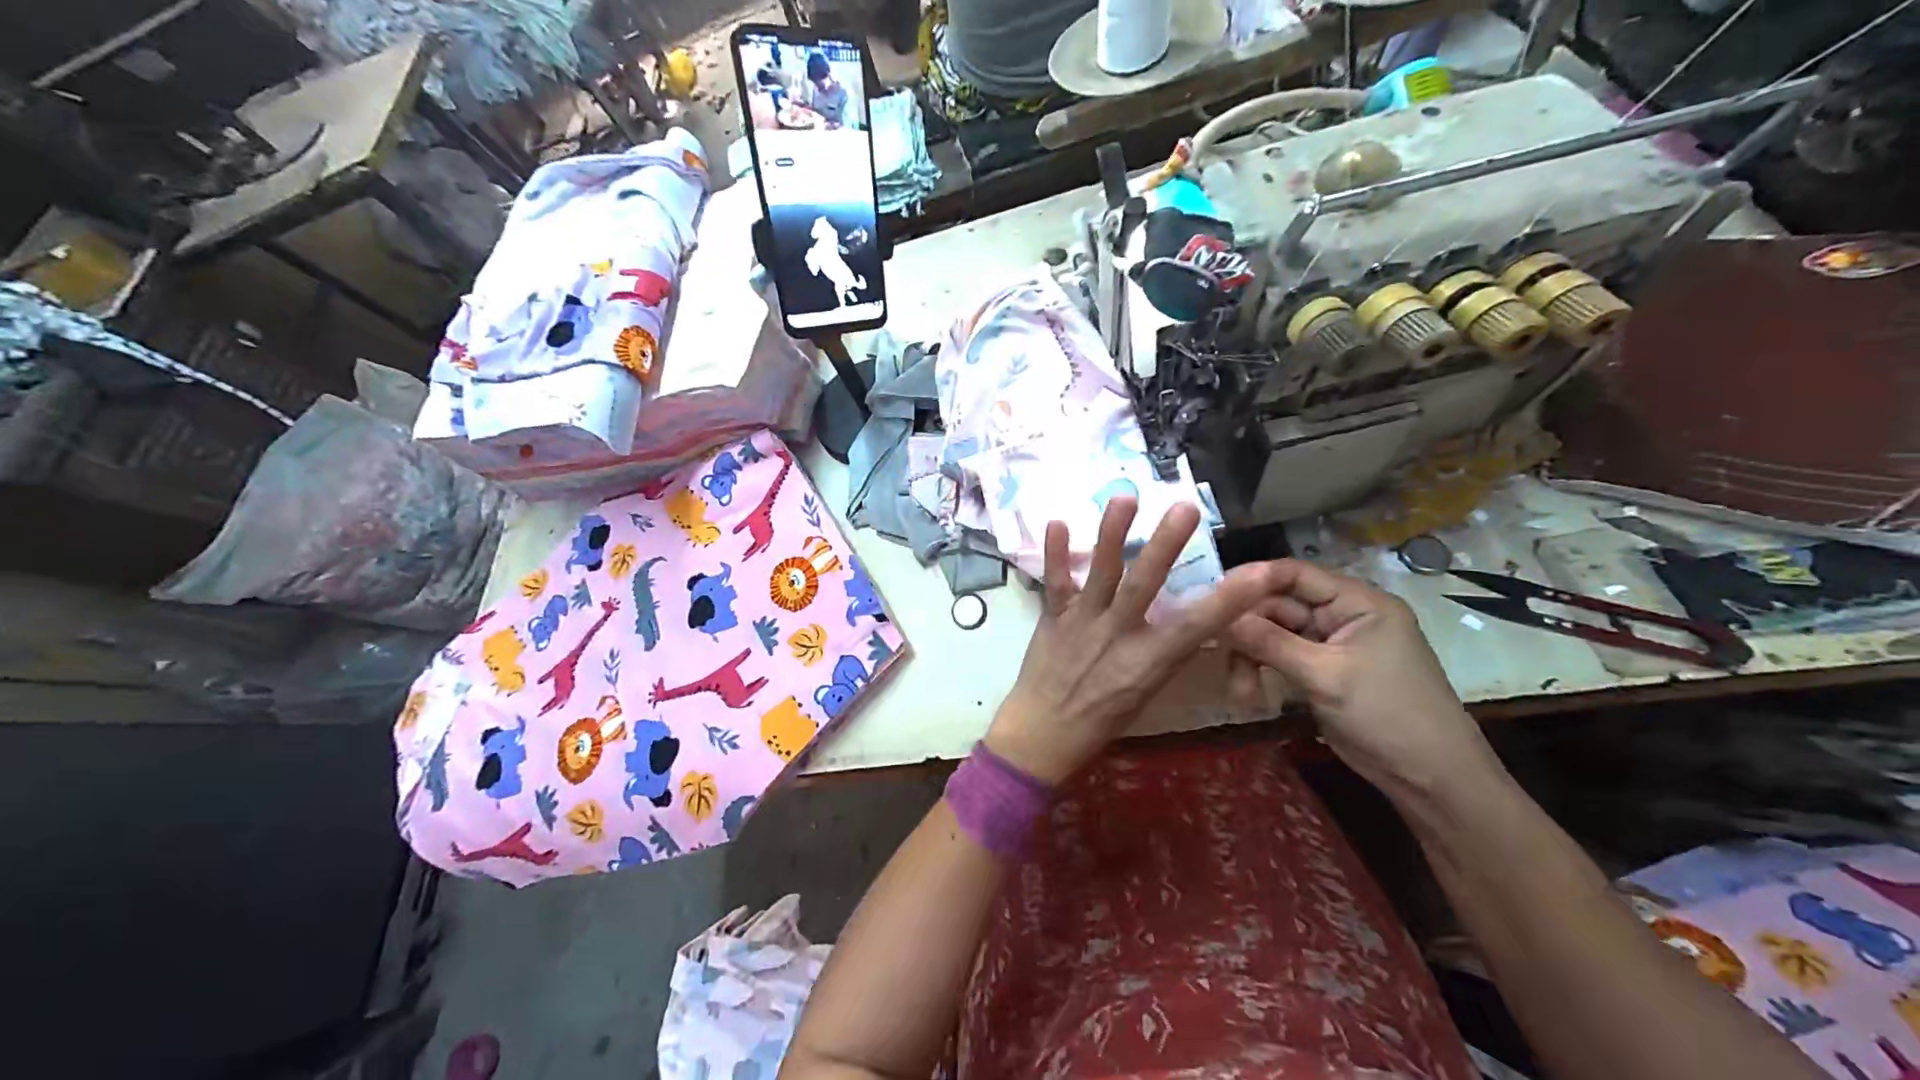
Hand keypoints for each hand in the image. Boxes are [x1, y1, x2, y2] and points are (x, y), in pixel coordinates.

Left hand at [984, 497, 1289, 784]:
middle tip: (1184, 508)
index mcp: (1149, 661)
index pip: (1195, 627)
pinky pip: (1054, 582)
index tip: (1259, 572)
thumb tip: (1188, 620)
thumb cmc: (1102, 719)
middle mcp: (1118, 635)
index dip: (1228, 600)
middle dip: (1165, 546)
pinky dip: (1054, 554)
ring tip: (1125, 498)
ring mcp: (1082, 623)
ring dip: (1112, 534)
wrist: (1043, 734)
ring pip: (1101, 574)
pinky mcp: (1053, 617)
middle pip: (1144, 586)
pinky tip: (1057, 522)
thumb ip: (1164, 653)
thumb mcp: (1147, 692)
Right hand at [1225, 560, 1503, 802]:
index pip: (1294, 574)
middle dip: (1247, 632)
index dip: (1251, 580)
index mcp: (1356, 601)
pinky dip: (1261, 674)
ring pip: (1272, 636)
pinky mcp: (1319, 673)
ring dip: (1250, 659)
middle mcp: (1341, 615)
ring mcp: (1329, 645)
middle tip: (1216, 653)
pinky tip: (1250, 697)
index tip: (1211, 597)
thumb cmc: (1388, 714)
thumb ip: (1268, 642)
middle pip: (1277, 606)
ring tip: (1240, 692)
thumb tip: (1216, 617)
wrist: (1430, 778)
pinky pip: (1278, 660)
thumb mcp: (1325, 675)